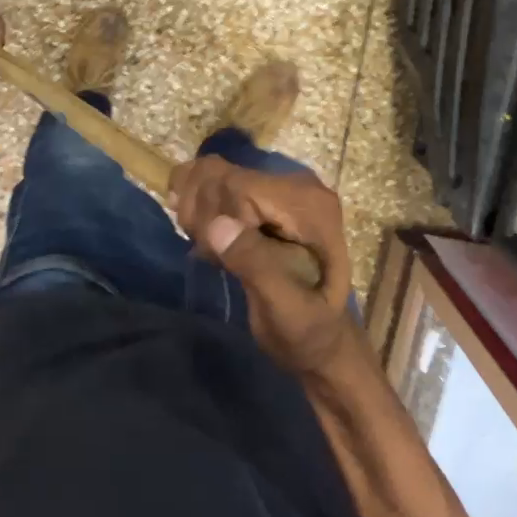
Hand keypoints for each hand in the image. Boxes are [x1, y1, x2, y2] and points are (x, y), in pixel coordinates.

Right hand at [171, 156, 358, 376]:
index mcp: (310, 206)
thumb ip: (256, 265)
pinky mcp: (262, 194)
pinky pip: (212, 180)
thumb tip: (216, 226)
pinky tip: (205, 235)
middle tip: (206, 253)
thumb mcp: (287, 311)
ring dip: (195, 210)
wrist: (321, 343)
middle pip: (220, 174)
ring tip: (209, 249)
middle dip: (200, 213)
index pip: (238, 185)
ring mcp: (278, 187)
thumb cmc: (308, 332)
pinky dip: (197, 205)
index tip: (211, 256)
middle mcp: (296, 184)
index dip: (212, 216)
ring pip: (210, 173)